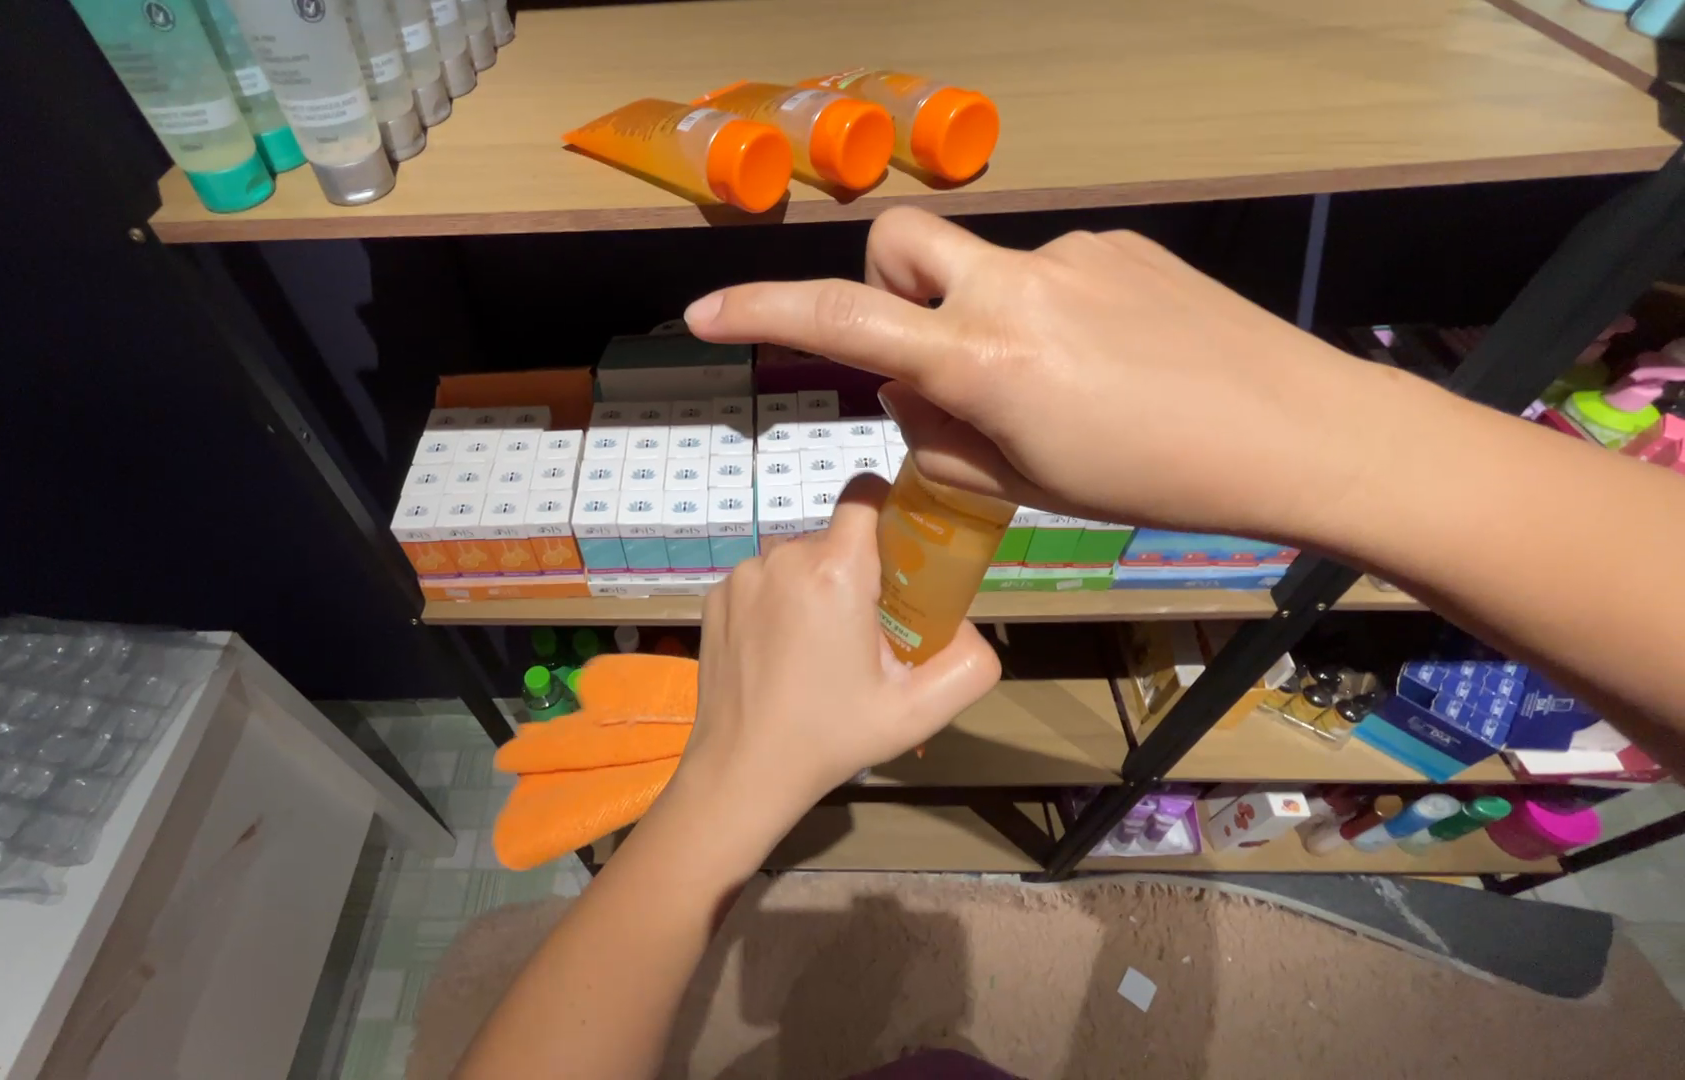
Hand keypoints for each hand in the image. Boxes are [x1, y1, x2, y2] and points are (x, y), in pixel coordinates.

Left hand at [670, 476, 1000, 856]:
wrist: (742, 769)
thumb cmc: (831, 736)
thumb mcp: (918, 711)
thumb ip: (970, 663)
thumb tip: (970, 628)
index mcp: (833, 571)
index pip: (864, 496)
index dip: (886, 514)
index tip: (896, 558)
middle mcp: (782, 558)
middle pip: (833, 538)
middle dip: (854, 571)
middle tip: (861, 631)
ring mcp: (740, 576)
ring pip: (795, 560)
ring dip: (812, 588)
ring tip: (814, 648)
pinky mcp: (715, 596)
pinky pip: (760, 581)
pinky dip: (774, 603)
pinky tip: (776, 652)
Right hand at [682, 207, 1411, 543]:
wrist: (1298, 433)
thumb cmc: (1149, 481)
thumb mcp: (1017, 485)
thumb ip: (937, 434)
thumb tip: (909, 387)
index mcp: (983, 360)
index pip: (843, 323)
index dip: (763, 314)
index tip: (705, 315)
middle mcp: (1013, 287)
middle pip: (895, 242)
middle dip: (884, 291)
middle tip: (929, 358)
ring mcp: (1068, 256)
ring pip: (971, 264)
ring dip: (966, 313)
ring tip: (1041, 378)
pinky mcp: (1116, 245)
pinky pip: (1038, 271)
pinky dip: (1036, 314)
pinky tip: (1101, 359)